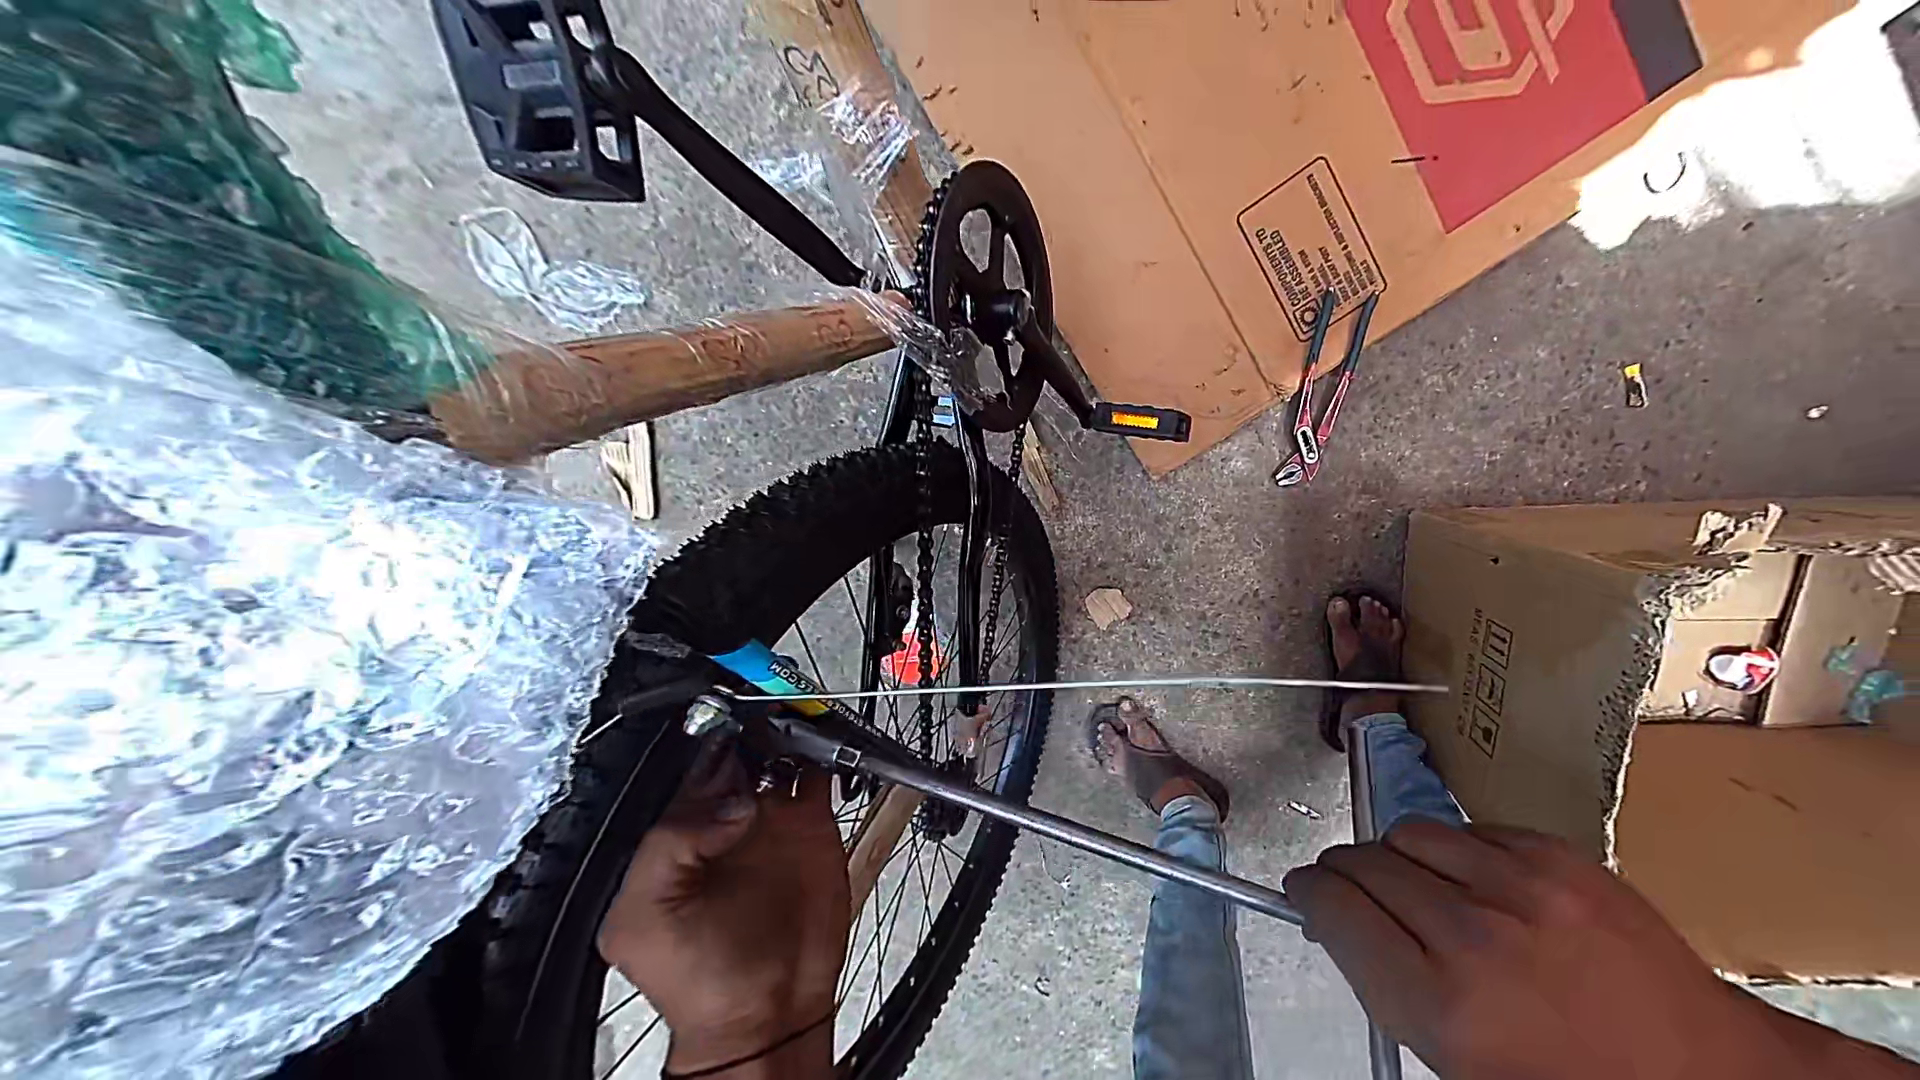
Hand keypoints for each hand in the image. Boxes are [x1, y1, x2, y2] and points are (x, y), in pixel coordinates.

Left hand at [599, 740, 849, 1076]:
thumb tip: (733, 800)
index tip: (732, 724)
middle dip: (752, 728)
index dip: (713, 745)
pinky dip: (823, 752)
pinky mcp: (812, 823)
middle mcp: (727, 817)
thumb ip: (670, 846)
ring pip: (779, 752)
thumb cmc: (697, 976)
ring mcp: (773, 817)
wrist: (769, 1013)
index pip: (696, 770)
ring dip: (788, 733)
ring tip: (796, 724)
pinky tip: (823, 743)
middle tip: (769, 714)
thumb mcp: (644, 918)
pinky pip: (818, 773)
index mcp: (683, 832)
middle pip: (741, 752)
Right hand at [1284, 822, 1918, 1079]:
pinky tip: (1478, 883)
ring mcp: (1522, 889)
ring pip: (1405, 834)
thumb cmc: (1565, 1078)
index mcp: (1440, 1004)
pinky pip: (1465, 828)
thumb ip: (1380, 977)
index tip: (1306, 891)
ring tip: (1419, 885)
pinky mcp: (1559, 856)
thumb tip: (1330, 912)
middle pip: (1361, 863)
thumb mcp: (1450, 1054)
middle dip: (1345, 873)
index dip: (1308, 891)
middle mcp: (1473, 937)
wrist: (1716, 1079)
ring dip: (1397, 856)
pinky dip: (1456, 850)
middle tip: (1353, 890)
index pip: (1331, 904)